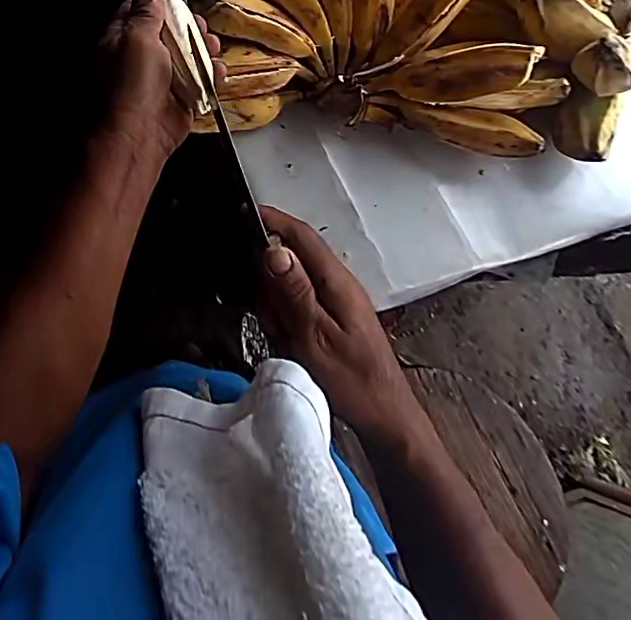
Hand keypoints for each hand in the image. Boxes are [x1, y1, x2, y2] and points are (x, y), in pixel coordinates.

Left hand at [96, 0, 222, 160]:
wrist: (137, 136)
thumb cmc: (130, 87)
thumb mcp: (137, 39)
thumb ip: (145, 13)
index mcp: (120, 40)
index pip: (137, 9)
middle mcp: (138, 58)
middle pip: (168, 31)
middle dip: (187, 24)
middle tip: (198, 23)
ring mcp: (160, 80)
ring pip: (187, 55)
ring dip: (203, 48)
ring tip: (211, 46)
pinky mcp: (178, 99)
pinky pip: (199, 81)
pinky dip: (210, 74)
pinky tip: (216, 70)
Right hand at [258, 206, 425, 444]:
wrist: (384, 417)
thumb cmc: (355, 382)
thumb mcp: (315, 337)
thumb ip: (294, 292)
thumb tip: (275, 251)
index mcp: (336, 282)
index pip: (301, 235)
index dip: (273, 220)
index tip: (246, 212)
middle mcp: (337, 284)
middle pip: (291, 259)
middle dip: (270, 283)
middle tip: (274, 318)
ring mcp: (336, 300)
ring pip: (291, 284)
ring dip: (278, 306)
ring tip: (287, 338)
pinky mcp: (332, 316)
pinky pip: (298, 305)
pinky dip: (287, 320)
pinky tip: (293, 343)